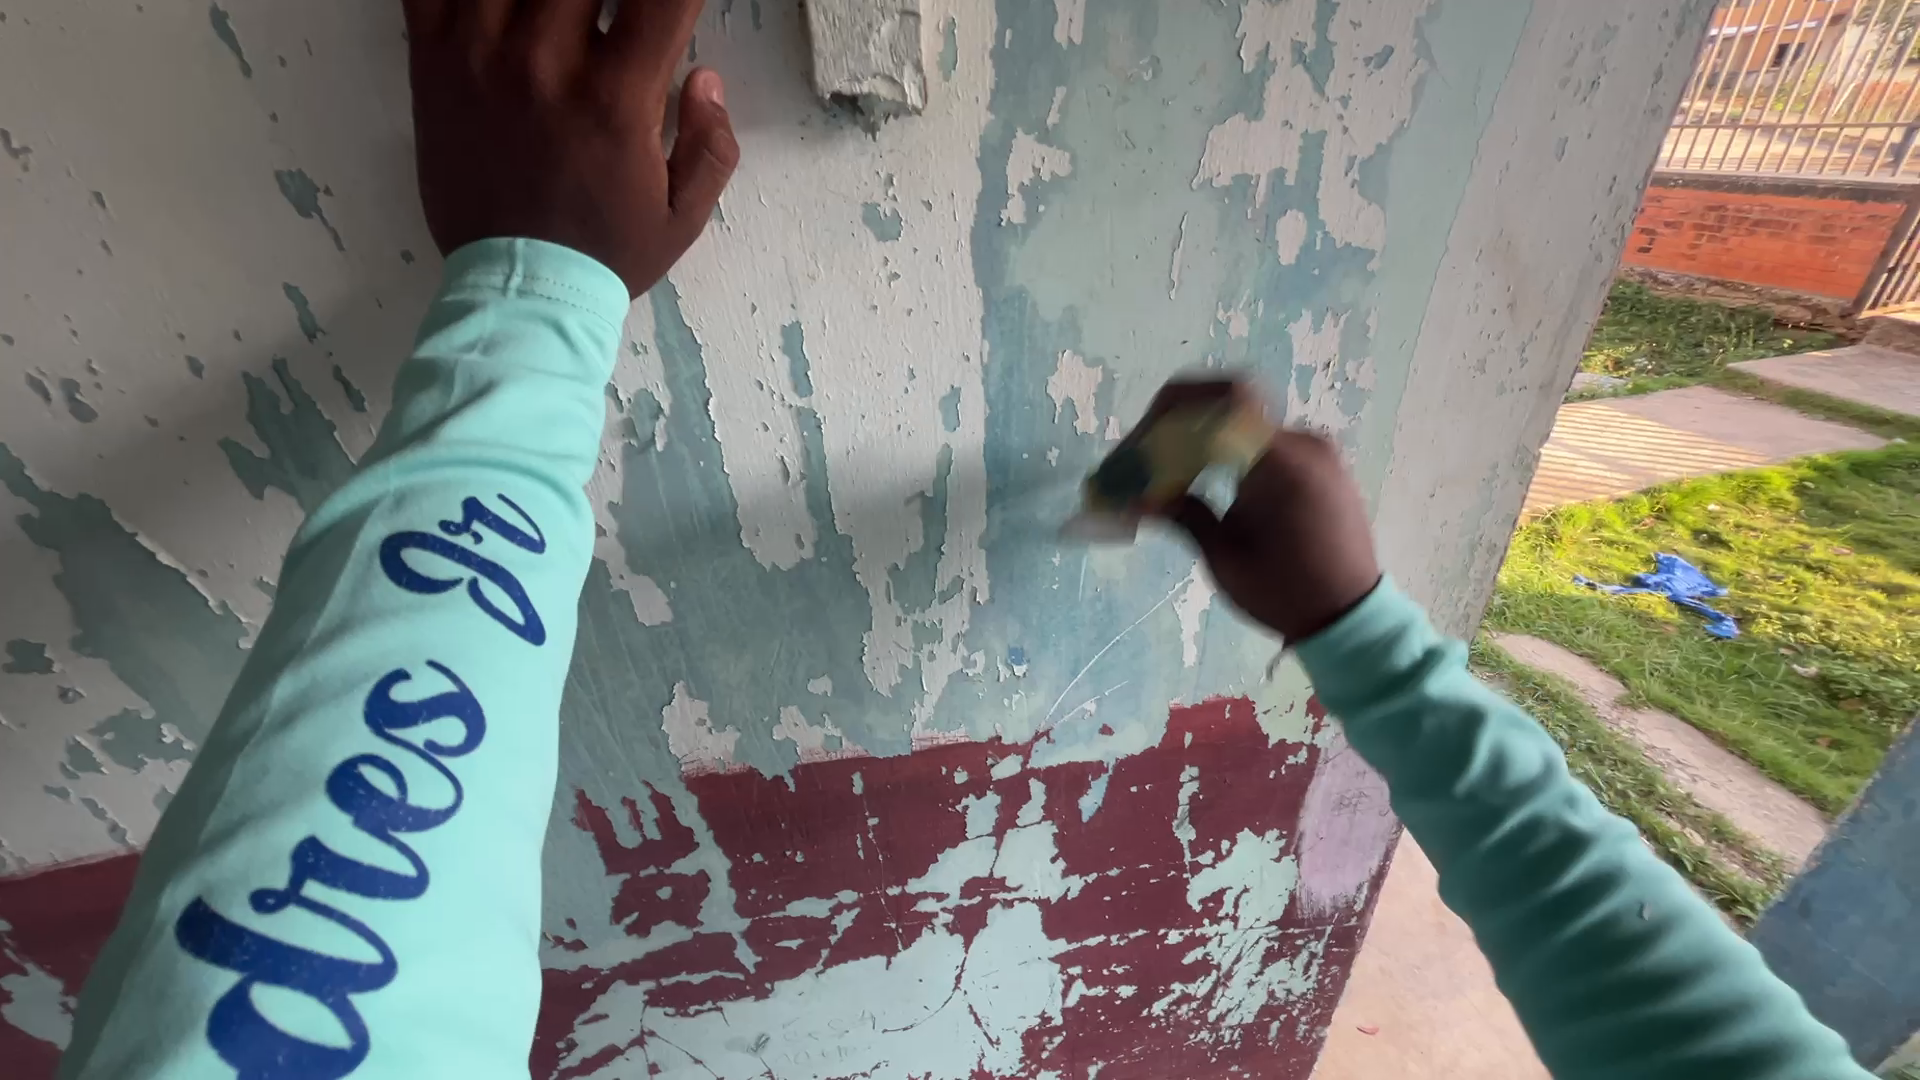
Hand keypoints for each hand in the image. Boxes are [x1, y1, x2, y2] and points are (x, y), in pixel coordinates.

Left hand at [400, 0, 738, 296]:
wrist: (522, 286)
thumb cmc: (609, 253)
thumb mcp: (684, 219)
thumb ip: (710, 147)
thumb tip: (707, 78)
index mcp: (616, 101)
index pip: (661, 1)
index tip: (677, 13)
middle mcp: (547, 60)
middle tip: (625, 18)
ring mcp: (480, 49)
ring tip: (572, 18)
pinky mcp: (432, 53)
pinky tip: (514, 8)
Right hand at [1144, 380, 1382, 642]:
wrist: (1349, 614)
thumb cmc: (1285, 594)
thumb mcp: (1224, 556)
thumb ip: (1182, 512)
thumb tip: (1133, 494)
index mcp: (1283, 463)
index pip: (1219, 404)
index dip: (1167, 416)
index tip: (1133, 452)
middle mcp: (1302, 442)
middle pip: (1222, 406)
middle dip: (1168, 427)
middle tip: (1132, 462)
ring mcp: (1310, 448)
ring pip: (1235, 420)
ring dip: (1189, 438)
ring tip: (1153, 473)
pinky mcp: (1310, 461)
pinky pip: (1253, 438)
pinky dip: (1215, 449)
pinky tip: (1189, 477)